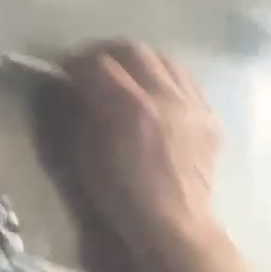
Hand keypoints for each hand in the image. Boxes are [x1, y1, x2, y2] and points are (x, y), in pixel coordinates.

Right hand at [57, 41, 227, 271]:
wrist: (173, 222)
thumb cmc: (117, 190)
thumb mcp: (83, 148)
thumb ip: (80, 110)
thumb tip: (73, 86)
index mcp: (128, 105)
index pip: (97, 62)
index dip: (74, 62)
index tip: (62, 70)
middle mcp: (164, 95)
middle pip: (132, 49)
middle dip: (105, 53)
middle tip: (89, 67)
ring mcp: (191, 104)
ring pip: (163, 58)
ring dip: (137, 61)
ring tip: (123, 75)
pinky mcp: (208, 116)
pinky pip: (186, 80)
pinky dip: (164, 77)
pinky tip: (153, 93)